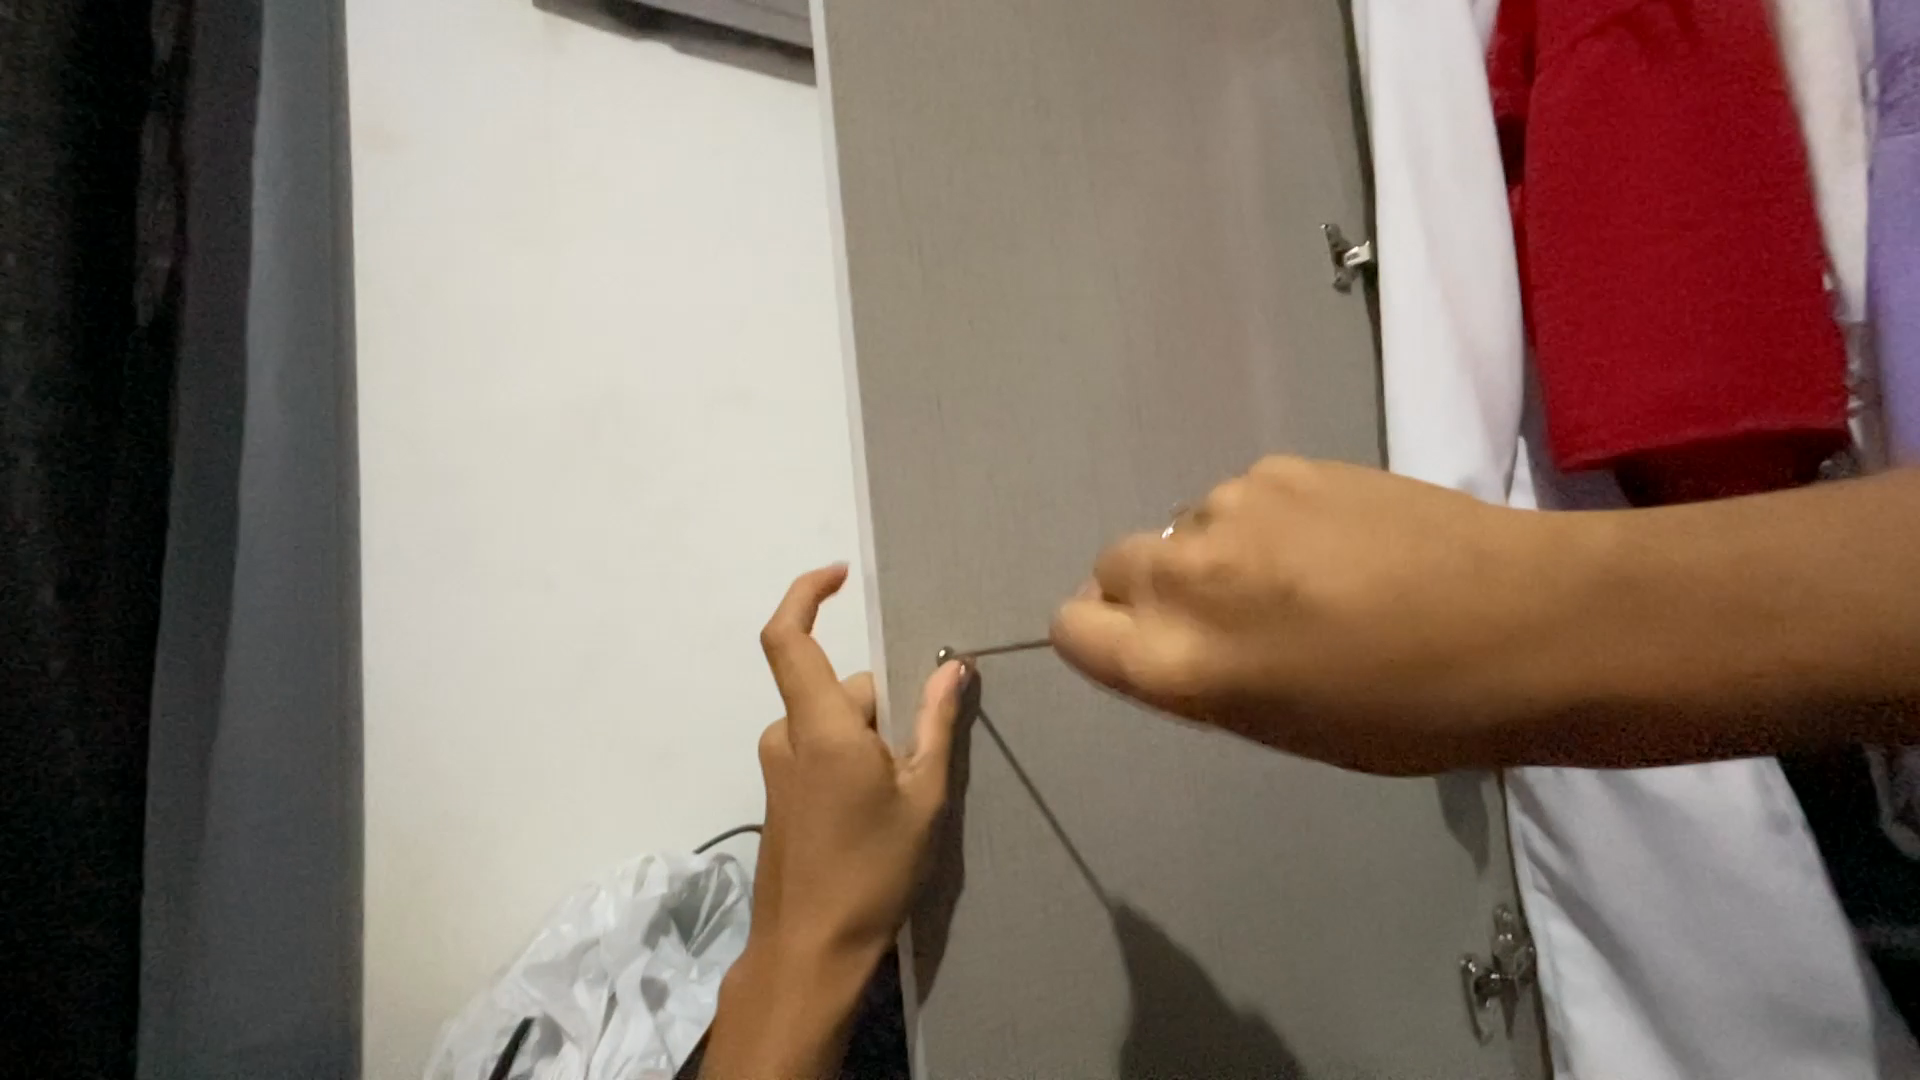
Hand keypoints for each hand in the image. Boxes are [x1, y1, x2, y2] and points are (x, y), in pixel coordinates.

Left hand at [705, 565, 966, 1078]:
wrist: (809, 950)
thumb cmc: (872, 870)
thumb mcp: (923, 796)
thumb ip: (936, 723)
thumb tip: (955, 667)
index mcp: (820, 725)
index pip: (788, 637)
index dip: (806, 594)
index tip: (840, 576)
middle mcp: (788, 733)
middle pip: (841, 690)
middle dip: (885, 709)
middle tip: (920, 760)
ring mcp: (777, 763)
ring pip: (833, 721)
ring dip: (870, 737)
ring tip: (903, 793)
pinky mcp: (778, 789)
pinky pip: (818, 746)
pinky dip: (851, 755)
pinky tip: (875, 807)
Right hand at [1049, 457, 1569, 774]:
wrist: (1530, 623)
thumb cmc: (1401, 713)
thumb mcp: (1272, 724)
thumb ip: (1190, 674)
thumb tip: (1156, 631)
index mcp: (1175, 660)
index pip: (1071, 629)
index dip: (1097, 637)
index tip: (1142, 645)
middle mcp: (1181, 576)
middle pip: (1108, 567)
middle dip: (1146, 592)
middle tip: (1223, 613)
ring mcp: (1228, 508)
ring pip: (1178, 531)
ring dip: (1211, 554)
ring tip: (1299, 577)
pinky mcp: (1278, 467)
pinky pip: (1237, 500)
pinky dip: (1261, 523)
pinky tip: (1332, 541)